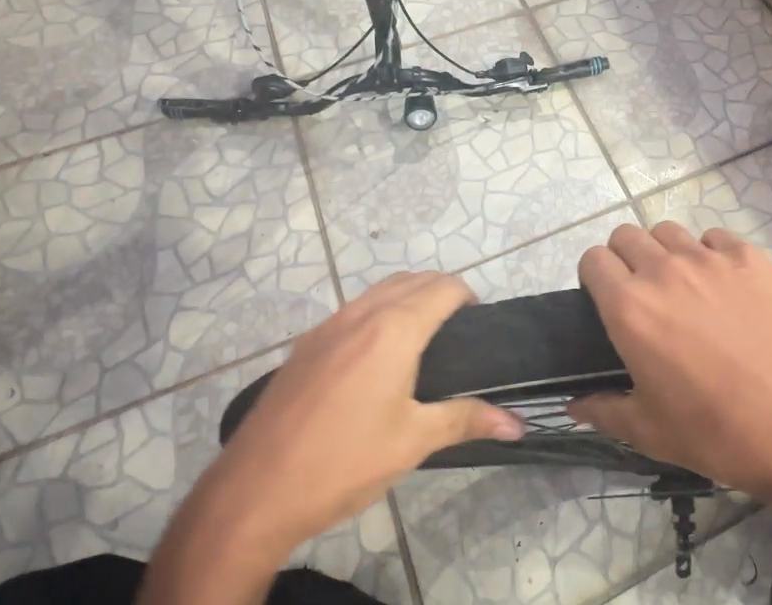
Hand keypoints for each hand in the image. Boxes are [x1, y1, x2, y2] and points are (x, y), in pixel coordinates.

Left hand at [147, 272, 522, 602]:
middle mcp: (360, 315)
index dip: (468, 297)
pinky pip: (352, 310)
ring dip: (407, 297)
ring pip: (378, 291)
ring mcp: (326, 328)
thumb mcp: (413, 442)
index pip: (443, 289)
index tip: (482, 325)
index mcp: (393, 330)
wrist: (254, 492)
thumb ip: (466, 420)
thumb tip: (518, 425)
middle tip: (461, 332)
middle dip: (441, 292)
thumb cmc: (343, 462)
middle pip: (412, 280)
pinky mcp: (304, 347)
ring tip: (424, 339)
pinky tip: (378, 358)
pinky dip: (377, 312)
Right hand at [566, 223, 771, 503]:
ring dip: (666, 252)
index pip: (593, 260)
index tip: (606, 301)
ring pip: (670, 231)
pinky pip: (716, 237)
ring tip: (684, 286)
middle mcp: (665, 271)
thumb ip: (604, 410)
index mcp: (630, 308)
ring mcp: (711, 259)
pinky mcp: (752, 258)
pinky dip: (711, 252)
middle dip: (626, 259)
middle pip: (627, 236)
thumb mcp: (650, 433)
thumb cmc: (717, 432)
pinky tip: (725, 284)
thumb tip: (573, 404)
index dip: (595, 278)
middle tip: (643, 295)